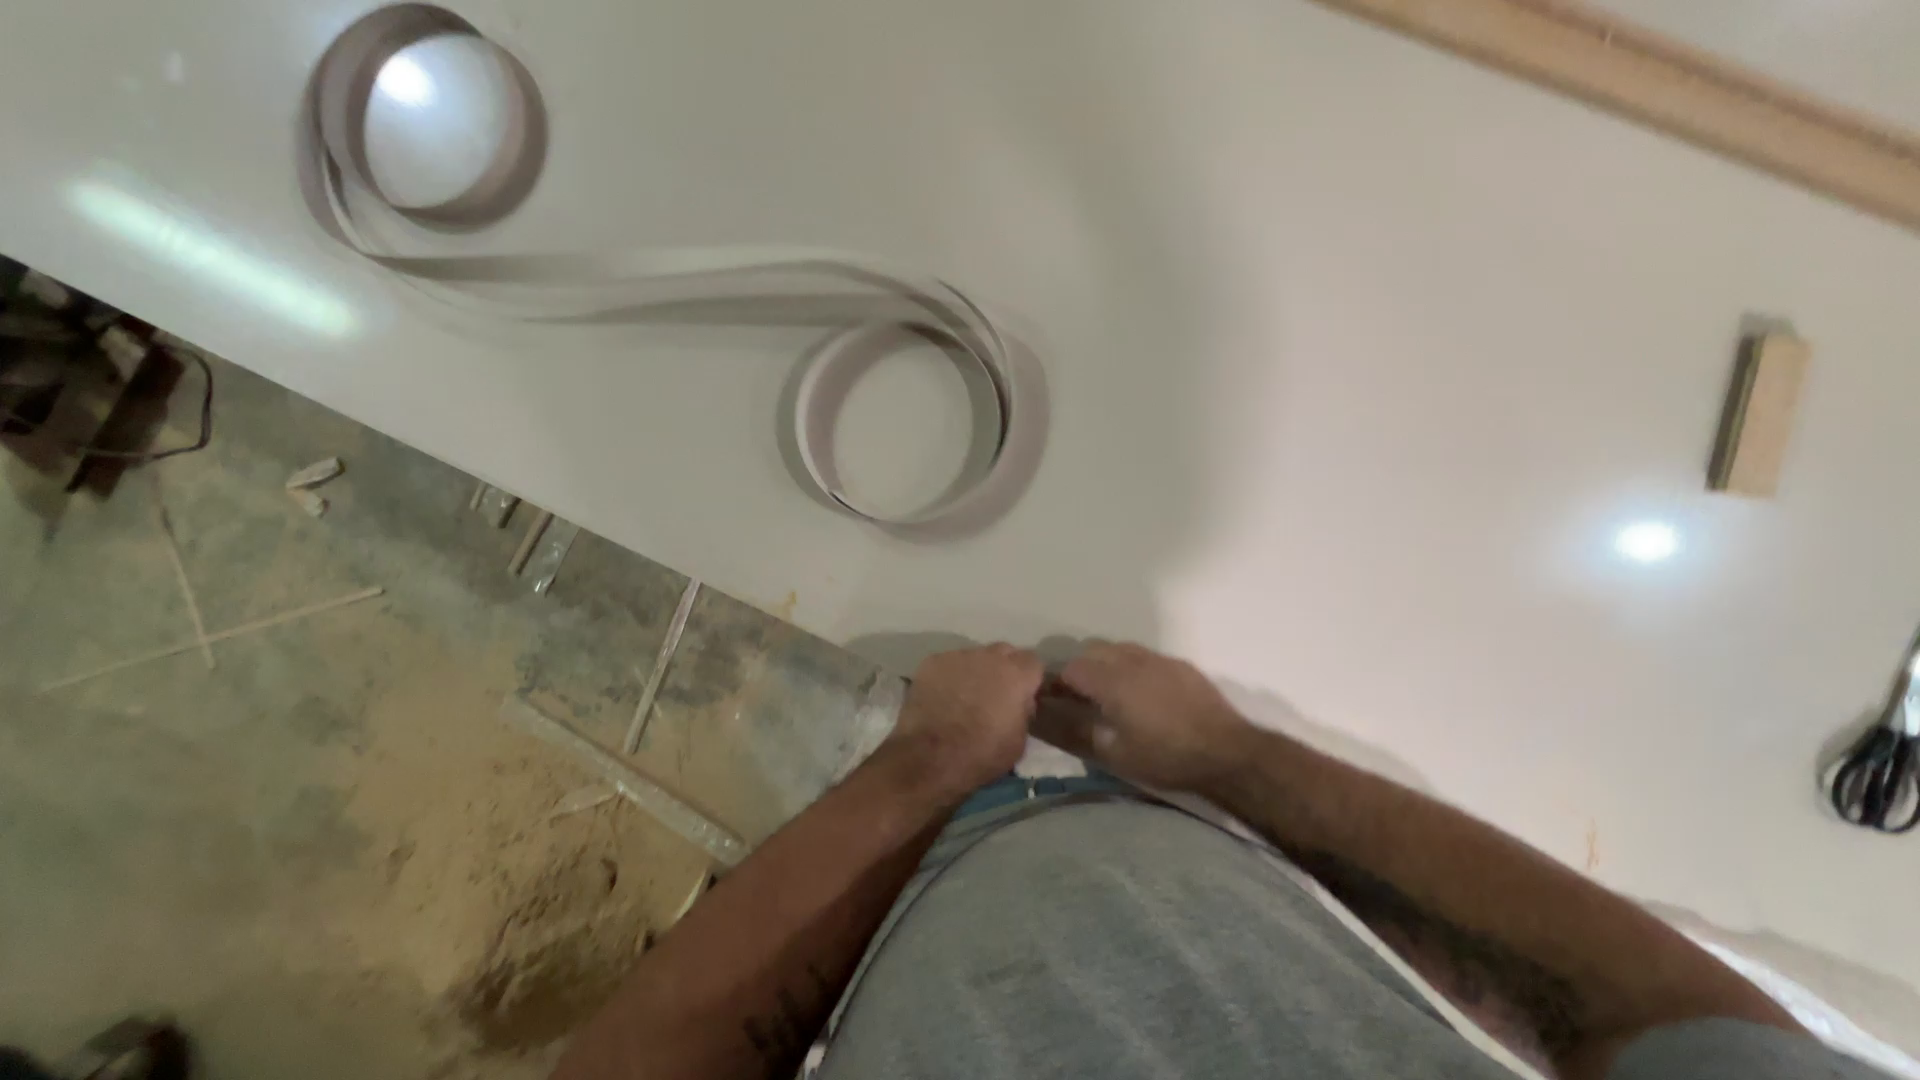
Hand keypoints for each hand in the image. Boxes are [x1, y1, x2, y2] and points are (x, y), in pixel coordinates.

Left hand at [885, 644, 1044, 796]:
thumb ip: (1024, 712)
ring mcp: (957, 656)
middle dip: (1004, 669)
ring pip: (974, 657)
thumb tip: (1019, 702)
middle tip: (996, 694)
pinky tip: (942, 697)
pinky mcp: (931, 662)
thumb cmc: (981, 754)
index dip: (1029, 679)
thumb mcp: (1019, 741)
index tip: (1023, 695)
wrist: (930, 757)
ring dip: (975, 671)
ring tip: (965, 697)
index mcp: (1016, 675)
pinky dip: (949, 676)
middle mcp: (989, 657)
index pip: (1033, 661)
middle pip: (1004, 652)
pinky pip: (947, 664)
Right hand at [1040, 642, 1255, 791]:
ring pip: (1120, 650)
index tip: (1054, 704)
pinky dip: (1133, 669)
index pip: (1070, 669)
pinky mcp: (1181, 666)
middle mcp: (1133, 660)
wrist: (1227, 753)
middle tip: (1081, 701)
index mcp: (1112, 679)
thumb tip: (1042, 717)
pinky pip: (1145, 658)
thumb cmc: (1164, 757)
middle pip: (1093, 652)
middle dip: (1080, 671)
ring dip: (1107, 666)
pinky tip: (1143, 696)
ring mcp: (1160, 659)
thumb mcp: (1113, 753)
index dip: (1057, 685)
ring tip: (1111, 697)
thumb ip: (1074, 730)